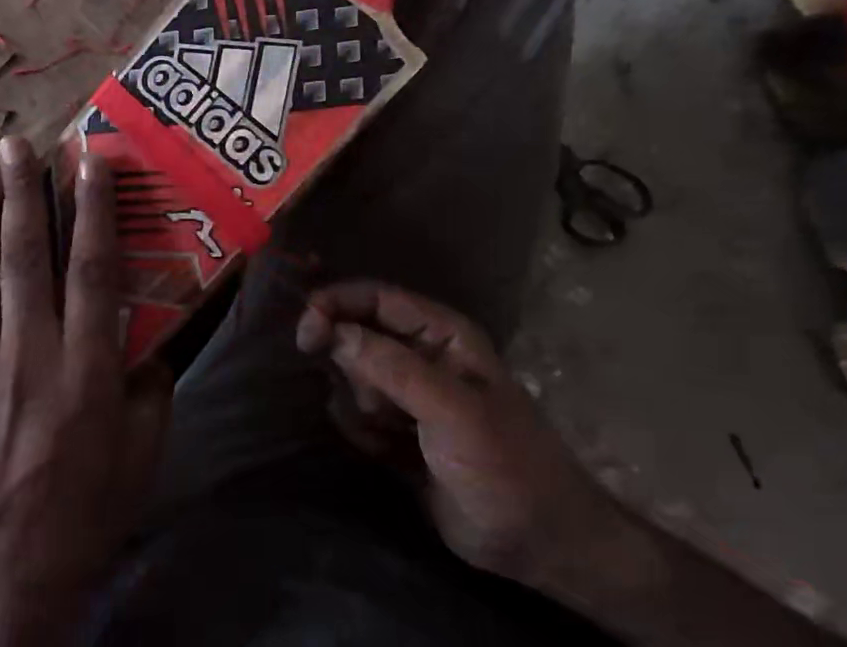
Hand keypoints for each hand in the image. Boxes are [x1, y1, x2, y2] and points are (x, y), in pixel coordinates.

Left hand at [0, 138, 170, 646]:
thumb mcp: (140, 456)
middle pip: (24, 255)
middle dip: (22, 191)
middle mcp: (26, 353)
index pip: (94, 269)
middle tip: (16, 143)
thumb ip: (147, 389)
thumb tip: (144, 342)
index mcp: (84, 369)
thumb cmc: (81, 517)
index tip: (91, 160)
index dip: (94, 209)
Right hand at [295, 283, 618, 587]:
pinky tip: (384, 451)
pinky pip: (350, 411)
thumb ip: (394, 367)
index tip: (305, 332)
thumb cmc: (508, 467)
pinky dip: (357, 428)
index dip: (335, 304)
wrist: (540, 547)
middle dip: (346, 362)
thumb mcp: (455, 412)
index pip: (374, 297)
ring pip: (348, 373)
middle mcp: (419, 354)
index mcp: (441, 334)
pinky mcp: (392, 428)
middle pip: (354, 332)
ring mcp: (404, 392)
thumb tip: (333, 332)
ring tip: (387, 433)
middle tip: (368, 402)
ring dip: (355, 401)